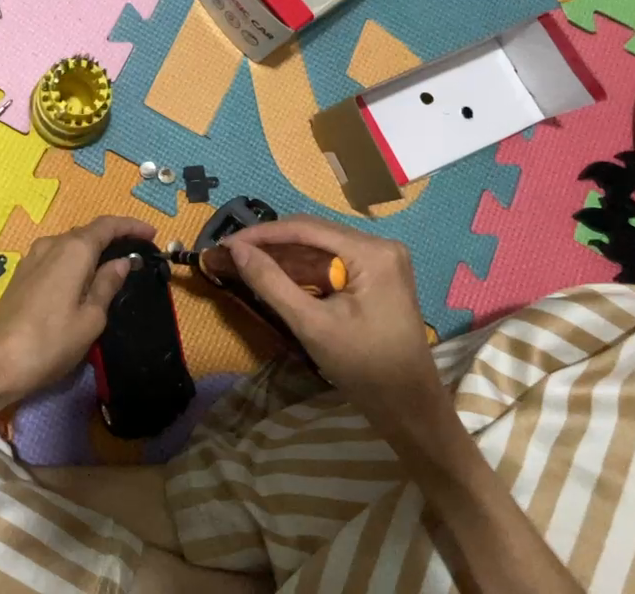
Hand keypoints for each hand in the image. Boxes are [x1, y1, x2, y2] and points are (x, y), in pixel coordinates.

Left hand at [0, 216, 148, 404]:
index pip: (107, 226)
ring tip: (114, 268)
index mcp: (73, 250)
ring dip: (93, 251)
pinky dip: (76, 261)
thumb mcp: (91, 318)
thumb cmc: (50, 342)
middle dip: (113, 238)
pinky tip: (84, 279)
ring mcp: (33, 258)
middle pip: (87, 233)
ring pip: (70, 245)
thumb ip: (108, 285)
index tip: (152, 234)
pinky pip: (56, 257)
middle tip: (137, 254)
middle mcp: (51, 245)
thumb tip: (122, 262)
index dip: (131, 226)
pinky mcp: (22, 274)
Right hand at [226, 218, 447, 428]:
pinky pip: (332, 257)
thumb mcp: (310, 325)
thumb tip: (236, 249)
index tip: (226, 244)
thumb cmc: (363, 367)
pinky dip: (303, 264)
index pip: (305, 229)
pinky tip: (279, 273)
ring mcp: (382, 258)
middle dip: (271, 242)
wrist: (408, 406)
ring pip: (320, 244)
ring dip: (284, 252)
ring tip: (249, 260)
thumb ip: (271, 282)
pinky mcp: (378, 272)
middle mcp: (381, 245)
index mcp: (372, 253)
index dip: (262, 234)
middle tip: (233, 254)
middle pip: (313, 232)